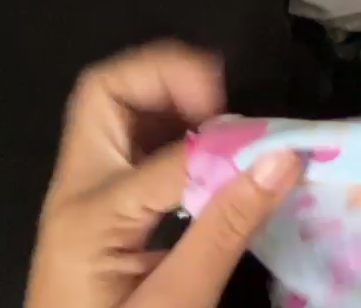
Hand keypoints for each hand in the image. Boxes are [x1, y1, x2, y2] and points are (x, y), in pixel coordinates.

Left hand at [26, 43, 304, 307]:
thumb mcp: (175, 307)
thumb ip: (228, 228)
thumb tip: (284, 156)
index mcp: (87, 215)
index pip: (169, 156)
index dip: (228, 147)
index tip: (277, 148)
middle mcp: (75, 188)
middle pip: (106, 91)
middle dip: (168, 76)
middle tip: (221, 99)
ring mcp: (82, 192)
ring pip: (117, 105)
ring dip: (171, 94)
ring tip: (220, 116)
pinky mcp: (98, 204)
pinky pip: (130, 134)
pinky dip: (171, 122)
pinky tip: (206, 146)